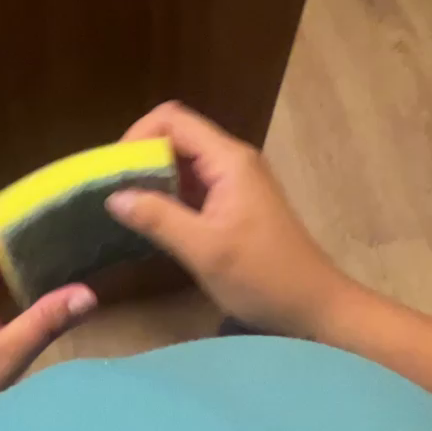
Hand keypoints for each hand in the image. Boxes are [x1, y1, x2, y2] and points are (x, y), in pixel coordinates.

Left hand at [0, 234, 94, 430]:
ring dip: (28, 256)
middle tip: (81, 231)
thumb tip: (90, 292)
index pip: (3, 226)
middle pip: (1, 240)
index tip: (71, 211)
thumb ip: (44, 321)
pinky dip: (15, 275)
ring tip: (73, 249)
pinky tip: (45, 280)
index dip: (36, 217)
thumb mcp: (2, 358)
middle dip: (38, 236)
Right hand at [106, 101, 357, 337]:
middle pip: (177, 134)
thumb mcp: (205, 250)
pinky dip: (170, 191)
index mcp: (228, 159)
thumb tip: (113, 196)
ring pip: (184, 159)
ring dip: (154, 174)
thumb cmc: (264, 277)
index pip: (173, 120)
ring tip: (127, 201)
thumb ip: (158, 218)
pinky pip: (195, 181)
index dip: (139, 135)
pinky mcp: (236, 201)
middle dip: (142, 154)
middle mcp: (233, 159)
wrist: (318, 310)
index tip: (115, 169)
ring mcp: (236, 180)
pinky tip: (154, 216)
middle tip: (115, 187)